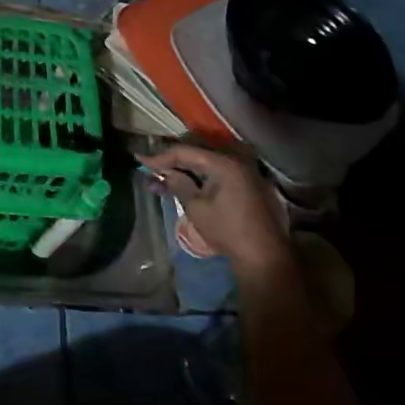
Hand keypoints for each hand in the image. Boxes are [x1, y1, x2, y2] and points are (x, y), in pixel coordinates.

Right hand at [144, 144, 288, 270]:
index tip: (141, 162)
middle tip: (151, 170)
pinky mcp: (248, 182)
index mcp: (223, 162)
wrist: (263, 253)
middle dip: (172, 161)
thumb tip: (164, 172)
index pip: (185, 151)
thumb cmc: (227, 230)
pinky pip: (219, 171)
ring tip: (165, 180)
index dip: (160, 157)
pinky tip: (187, 184)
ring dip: (186, 169)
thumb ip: (178, 184)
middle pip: (197, 152)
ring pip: (207, 162)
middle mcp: (236, 159)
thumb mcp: (196, 207)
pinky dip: (201, 175)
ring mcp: (245, 170)